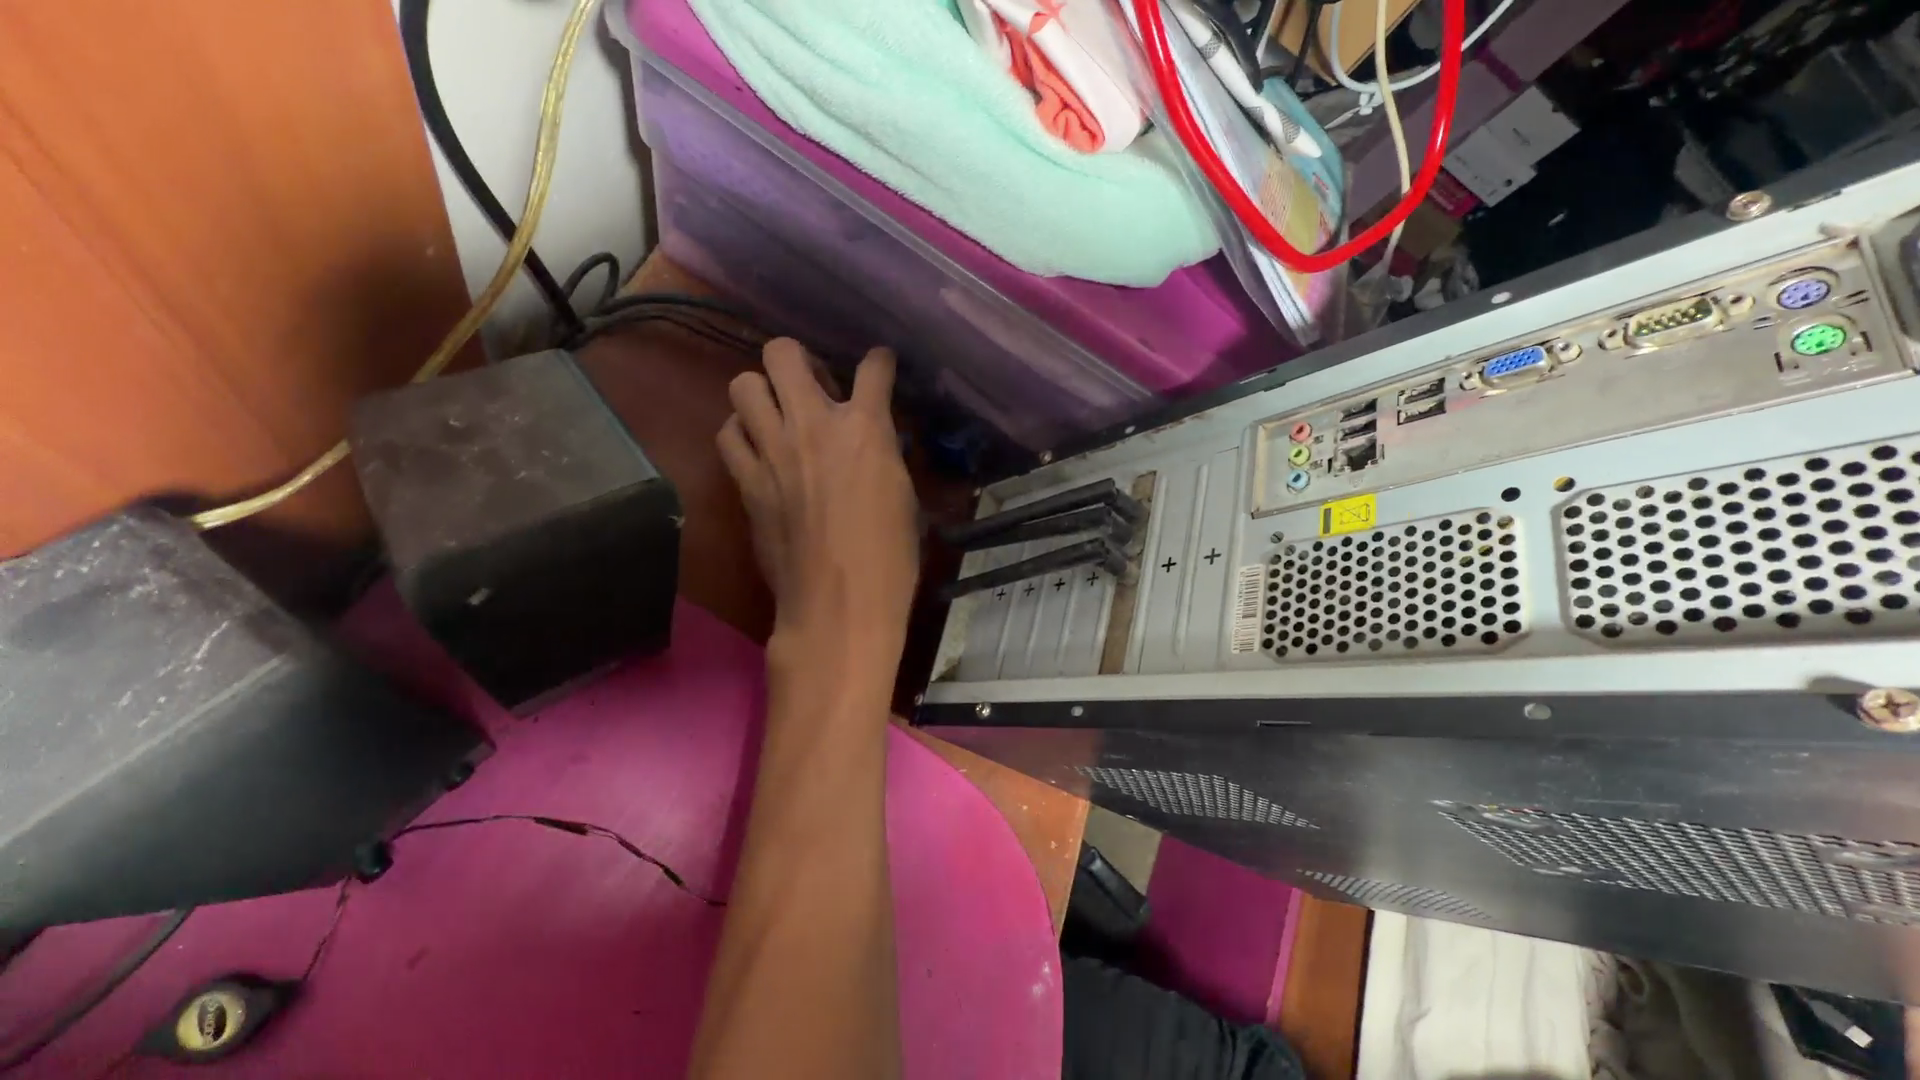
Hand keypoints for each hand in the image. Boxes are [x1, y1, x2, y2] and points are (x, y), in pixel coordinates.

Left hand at [717, 339, 919, 653]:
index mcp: (865, 427)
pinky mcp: (745, 481)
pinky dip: (740, 434)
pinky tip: (756, 449)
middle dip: (798, 359)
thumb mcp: (903, 495)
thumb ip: (883, 454)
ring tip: (776, 414)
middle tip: (811, 385)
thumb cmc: (889, 557)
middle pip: (784, 353)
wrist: (839, 604)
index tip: (878, 367)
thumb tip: (874, 440)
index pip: (874, 367)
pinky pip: (727, 434)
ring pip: (743, 384)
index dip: (879, 362)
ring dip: (762, 392)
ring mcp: (772, 450)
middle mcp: (813, 424)